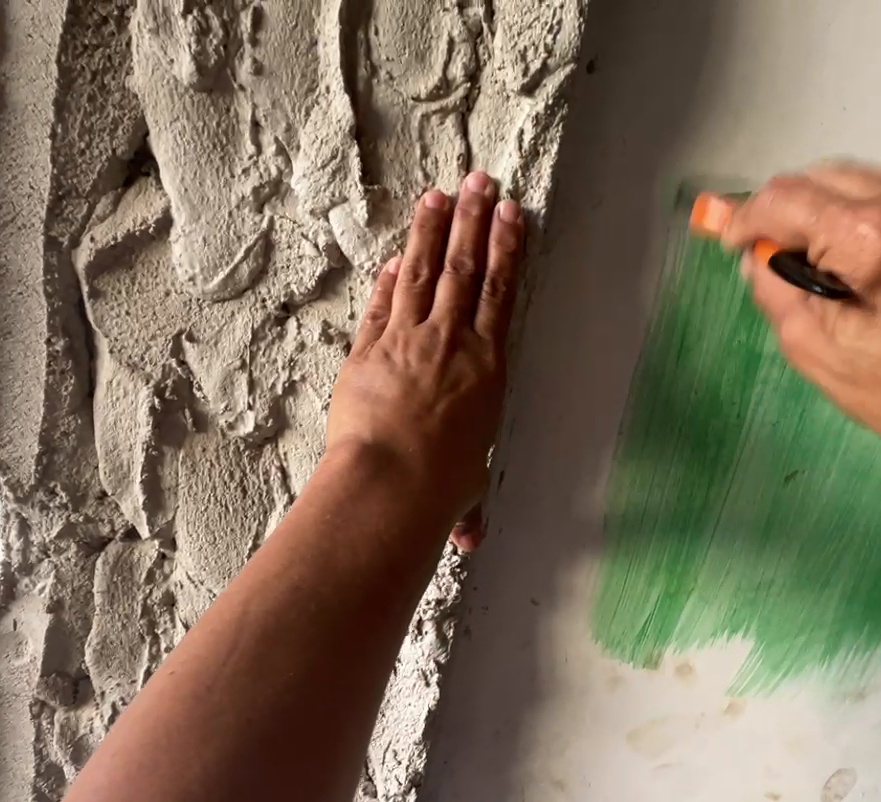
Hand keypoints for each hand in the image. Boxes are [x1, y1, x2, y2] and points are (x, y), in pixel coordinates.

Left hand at [325, 172, 525, 549]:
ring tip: (441, 198)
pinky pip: (383, 306)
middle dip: (474, 221)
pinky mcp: (367, 352)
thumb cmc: (440, 488)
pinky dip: (390, 279)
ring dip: (432, 234)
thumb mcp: (464, 494)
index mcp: (487, 369)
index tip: (512, 215)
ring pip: (425, 275)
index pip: (500, 295)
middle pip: (465, 270)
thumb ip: (468, 507)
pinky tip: (397, 257)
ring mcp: (406, 342)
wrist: (390, 484)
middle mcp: (451, 344)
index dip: (507, 250)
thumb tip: (469, 541)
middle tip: (480, 181)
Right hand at [720, 162, 880, 465]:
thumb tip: (757, 253)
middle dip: (785, 217)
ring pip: (855, 183)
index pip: (786, 199)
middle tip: (771, 264)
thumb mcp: (815, 348)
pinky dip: (861, 221)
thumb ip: (775, 288)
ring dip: (823, 217)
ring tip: (820, 273)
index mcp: (876, 234)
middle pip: (820, 178)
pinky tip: (861, 267)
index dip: (746, 220)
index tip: (729, 242)